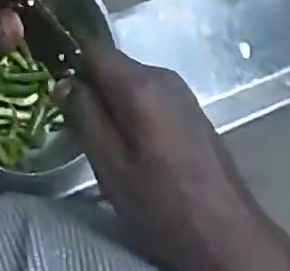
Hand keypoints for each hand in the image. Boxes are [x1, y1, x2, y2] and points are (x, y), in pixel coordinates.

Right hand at [61, 41, 289, 270]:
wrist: (231, 241)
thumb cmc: (164, 205)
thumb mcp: (111, 166)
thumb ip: (84, 115)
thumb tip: (63, 81)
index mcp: (139, 83)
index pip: (92, 48)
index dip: (71, 64)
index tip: (58, 92)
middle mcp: (162, 75)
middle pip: (113, 66)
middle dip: (93, 89)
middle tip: (79, 128)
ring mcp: (182, 92)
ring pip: (131, 83)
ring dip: (114, 104)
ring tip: (108, 145)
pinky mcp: (193, 111)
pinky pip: (151, 97)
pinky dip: (135, 112)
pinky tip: (137, 150)